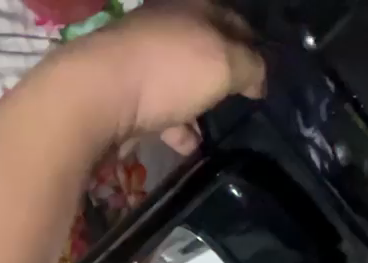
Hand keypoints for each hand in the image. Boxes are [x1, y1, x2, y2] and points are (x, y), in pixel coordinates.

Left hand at [55, 0, 265, 146]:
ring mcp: (144, 58)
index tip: (267, 78)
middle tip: (245, 103)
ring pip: (184, 80)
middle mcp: (167, 25)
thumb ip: (251, 66)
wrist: (100, 95)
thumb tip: (260, 76)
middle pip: (207, 51)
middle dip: (226, 76)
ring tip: (219, 129)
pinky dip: (178, 126)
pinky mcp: (128, 90)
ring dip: (201, 104)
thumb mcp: (224, 63)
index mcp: (193, 8)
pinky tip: (190, 144)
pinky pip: (163, 108)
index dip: (255, 47)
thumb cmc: (168, 71)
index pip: (235, 21)